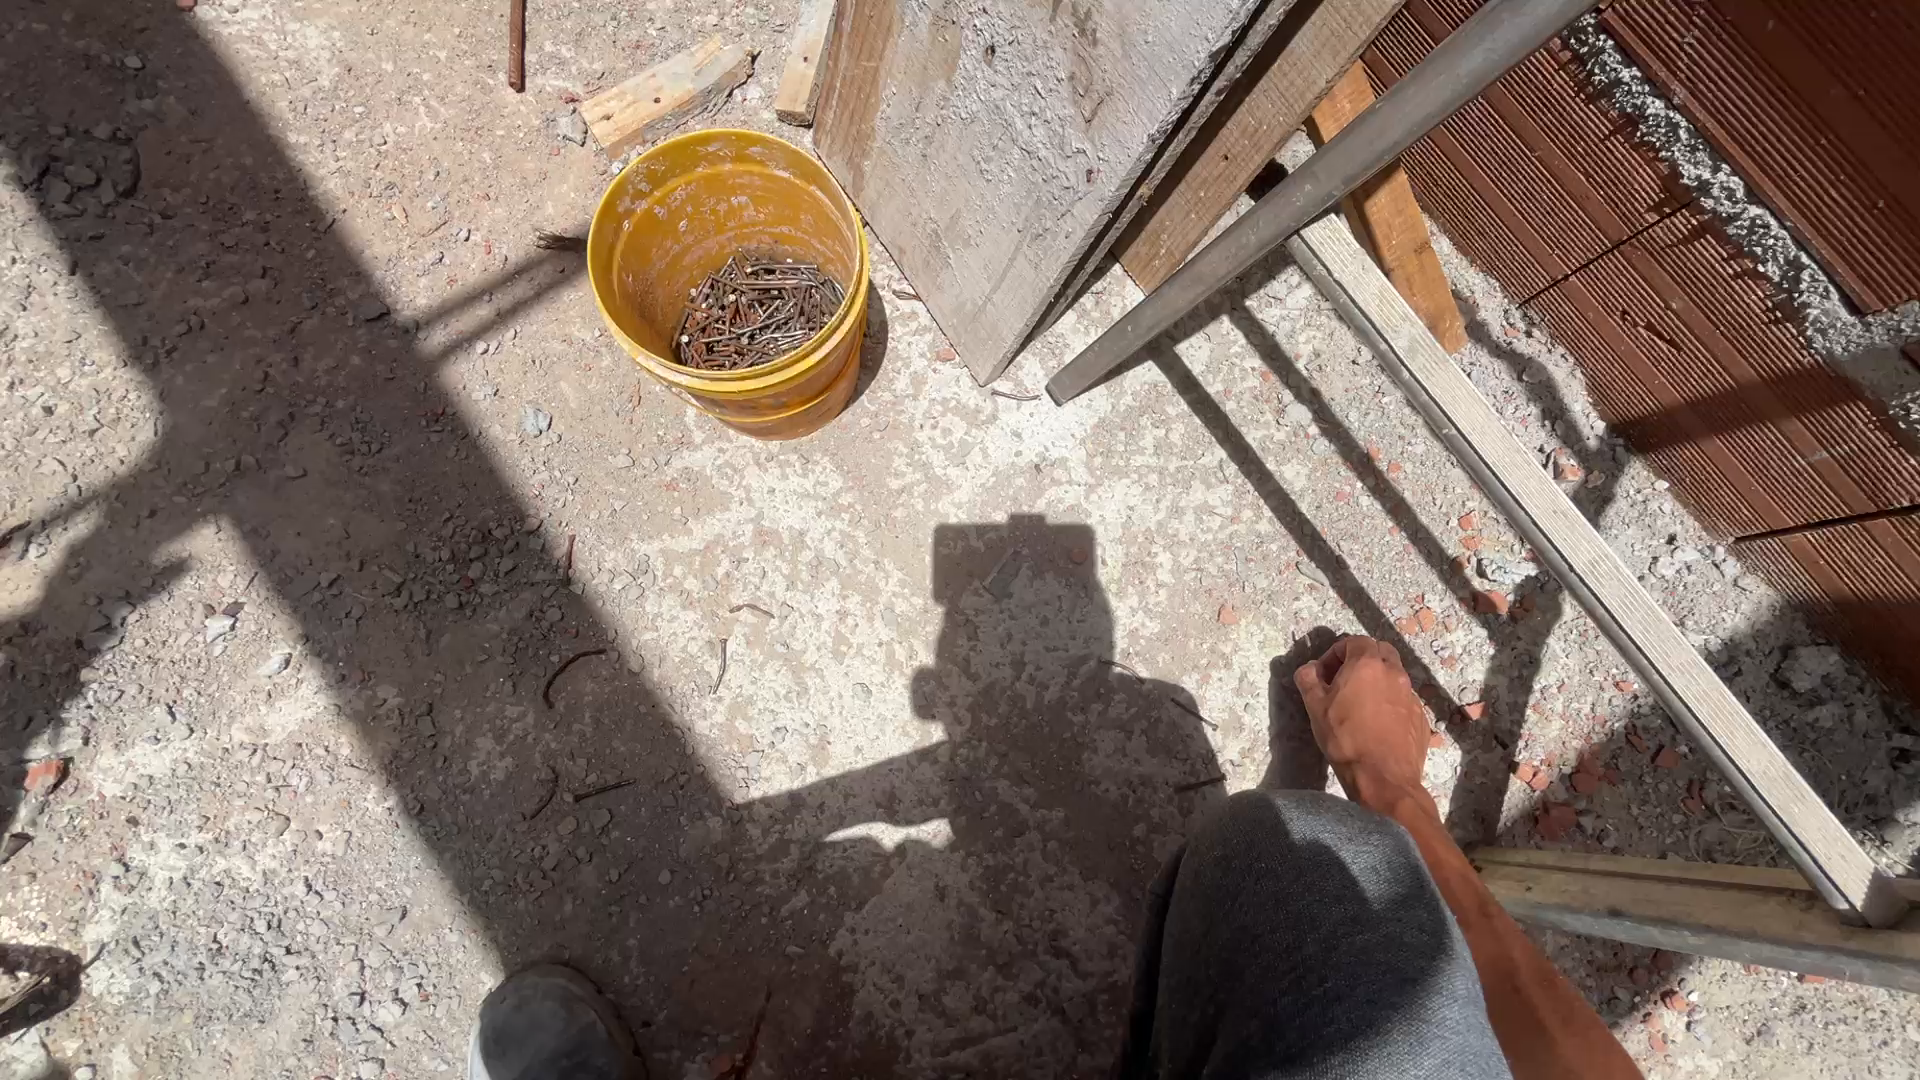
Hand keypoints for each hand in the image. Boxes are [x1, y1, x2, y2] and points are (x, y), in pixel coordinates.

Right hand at [1293, 636, 1433, 813]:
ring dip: (1376, 679)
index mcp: (1367, 664)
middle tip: (1344, 679)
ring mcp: (1411, 695)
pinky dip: (1389, 700)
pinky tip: (1376, 723)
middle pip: (1381, 650)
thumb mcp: (1314, 705)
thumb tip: (1311, 668)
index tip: (1324, 672)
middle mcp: (1394, 673)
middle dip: (1361, 659)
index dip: (1336, 651)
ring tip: (1359, 703)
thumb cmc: (1344, 736)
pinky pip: (1402, 698)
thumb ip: (1308, 678)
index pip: (1355, 640)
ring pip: (1394, 675)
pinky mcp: (1420, 717)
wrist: (1382, 776)